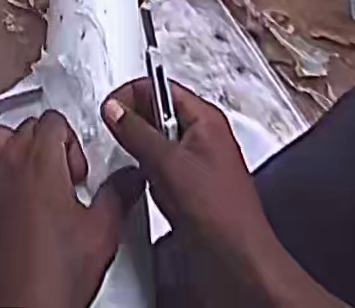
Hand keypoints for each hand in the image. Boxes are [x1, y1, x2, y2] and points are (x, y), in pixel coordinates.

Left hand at [0, 109, 142, 307]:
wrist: (19, 307)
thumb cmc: (53, 275)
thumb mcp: (101, 232)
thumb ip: (117, 195)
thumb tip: (131, 177)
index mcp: (40, 160)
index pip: (55, 121)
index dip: (73, 143)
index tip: (79, 172)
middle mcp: (10, 162)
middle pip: (30, 126)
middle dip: (51, 146)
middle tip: (67, 180)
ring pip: (3, 140)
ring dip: (22, 152)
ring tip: (41, 184)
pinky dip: (3, 173)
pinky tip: (20, 204)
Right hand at [103, 80, 341, 306]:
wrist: (242, 267)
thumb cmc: (224, 216)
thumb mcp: (169, 164)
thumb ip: (136, 132)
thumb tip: (114, 109)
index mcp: (205, 118)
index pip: (158, 86)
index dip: (131, 94)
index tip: (111, 110)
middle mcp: (202, 135)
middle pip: (155, 112)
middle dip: (137, 128)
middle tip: (126, 140)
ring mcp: (196, 160)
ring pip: (155, 142)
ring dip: (144, 155)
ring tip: (149, 172)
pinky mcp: (190, 184)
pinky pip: (158, 167)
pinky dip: (151, 175)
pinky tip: (156, 191)